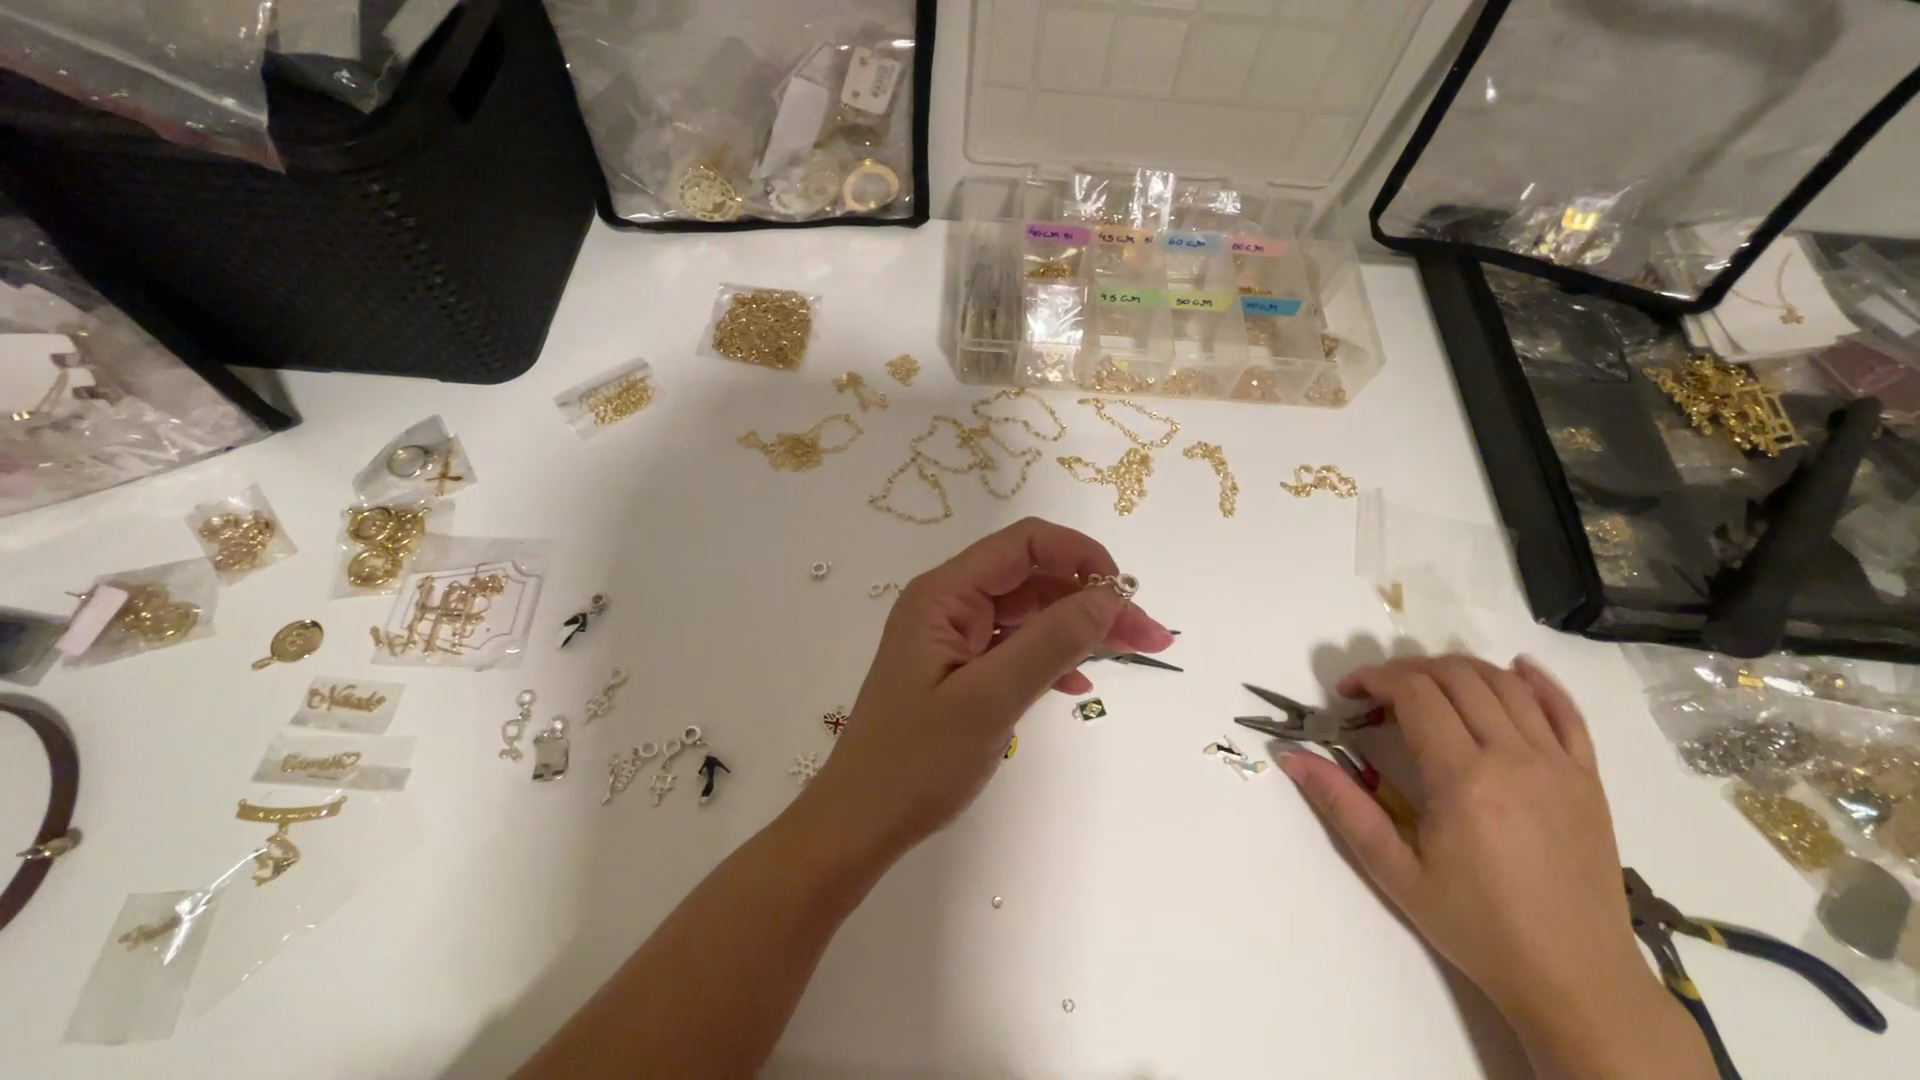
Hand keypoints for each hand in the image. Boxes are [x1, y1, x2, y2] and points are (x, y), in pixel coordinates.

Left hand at [801, 518, 1172, 858]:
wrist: (860, 822)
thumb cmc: (916, 762)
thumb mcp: (990, 700)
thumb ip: (1051, 643)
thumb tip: (1111, 596)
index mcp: (943, 595)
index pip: (1025, 545)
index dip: (1081, 557)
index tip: (1127, 595)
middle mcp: (948, 605)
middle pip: (1033, 579)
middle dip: (1092, 599)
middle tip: (1150, 637)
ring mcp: (953, 639)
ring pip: (1029, 614)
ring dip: (1079, 630)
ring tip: (1133, 654)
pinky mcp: (960, 671)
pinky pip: (1015, 648)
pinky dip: (1052, 659)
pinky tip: (1079, 685)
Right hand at [1279, 656, 1710, 1077]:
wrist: (1573, 975)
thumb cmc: (1475, 925)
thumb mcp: (1394, 871)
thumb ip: (1343, 806)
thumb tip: (1291, 757)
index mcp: (1464, 778)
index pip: (1416, 694)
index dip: (1376, 680)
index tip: (1349, 693)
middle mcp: (1515, 757)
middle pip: (1458, 678)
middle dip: (1409, 670)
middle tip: (1378, 691)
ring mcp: (1559, 764)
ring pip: (1507, 685)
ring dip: (1459, 669)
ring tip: (1427, 684)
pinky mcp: (1588, 778)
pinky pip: (1567, 712)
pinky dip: (1539, 681)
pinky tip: (1515, 668)